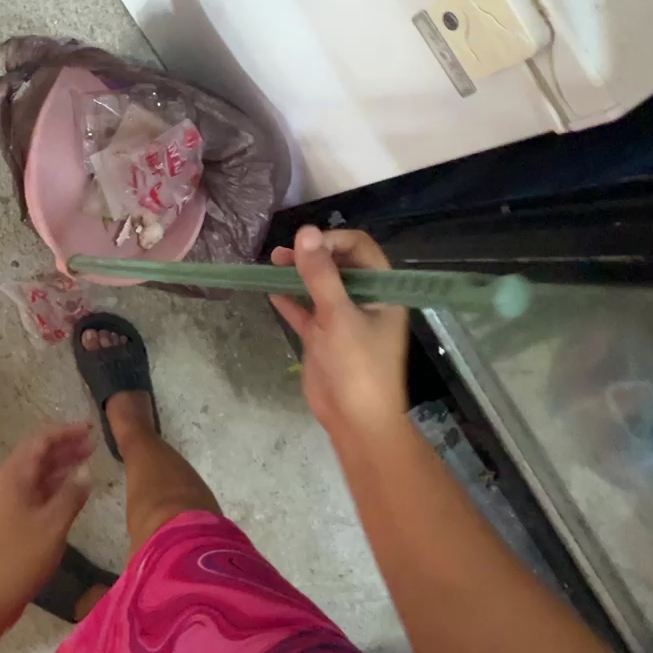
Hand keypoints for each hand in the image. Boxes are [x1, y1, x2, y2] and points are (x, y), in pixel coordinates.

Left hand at [0, 423, 95, 632]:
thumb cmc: (18, 559)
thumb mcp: (53, 525)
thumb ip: (72, 494)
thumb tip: (85, 471)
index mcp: (11, 477)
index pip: (39, 440)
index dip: (65, 431)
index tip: (91, 429)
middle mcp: (2, 484)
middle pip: (34, 456)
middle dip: (63, 449)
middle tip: (92, 448)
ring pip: (31, 477)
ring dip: (57, 470)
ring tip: (85, 469)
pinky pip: (27, 495)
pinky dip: (49, 490)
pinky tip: (66, 499)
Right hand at [270, 226, 409, 436]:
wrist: (356, 420)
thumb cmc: (357, 365)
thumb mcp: (338, 315)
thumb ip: (320, 274)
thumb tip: (305, 232)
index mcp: (381, 291)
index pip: (359, 249)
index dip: (332, 241)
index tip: (304, 244)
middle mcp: (364, 300)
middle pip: (337, 265)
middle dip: (311, 256)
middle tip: (282, 254)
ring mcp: (343, 320)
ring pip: (319, 287)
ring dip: (298, 275)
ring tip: (272, 265)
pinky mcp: (324, 338)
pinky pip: (306, 312)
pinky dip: (290, 301)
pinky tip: (271, 292)